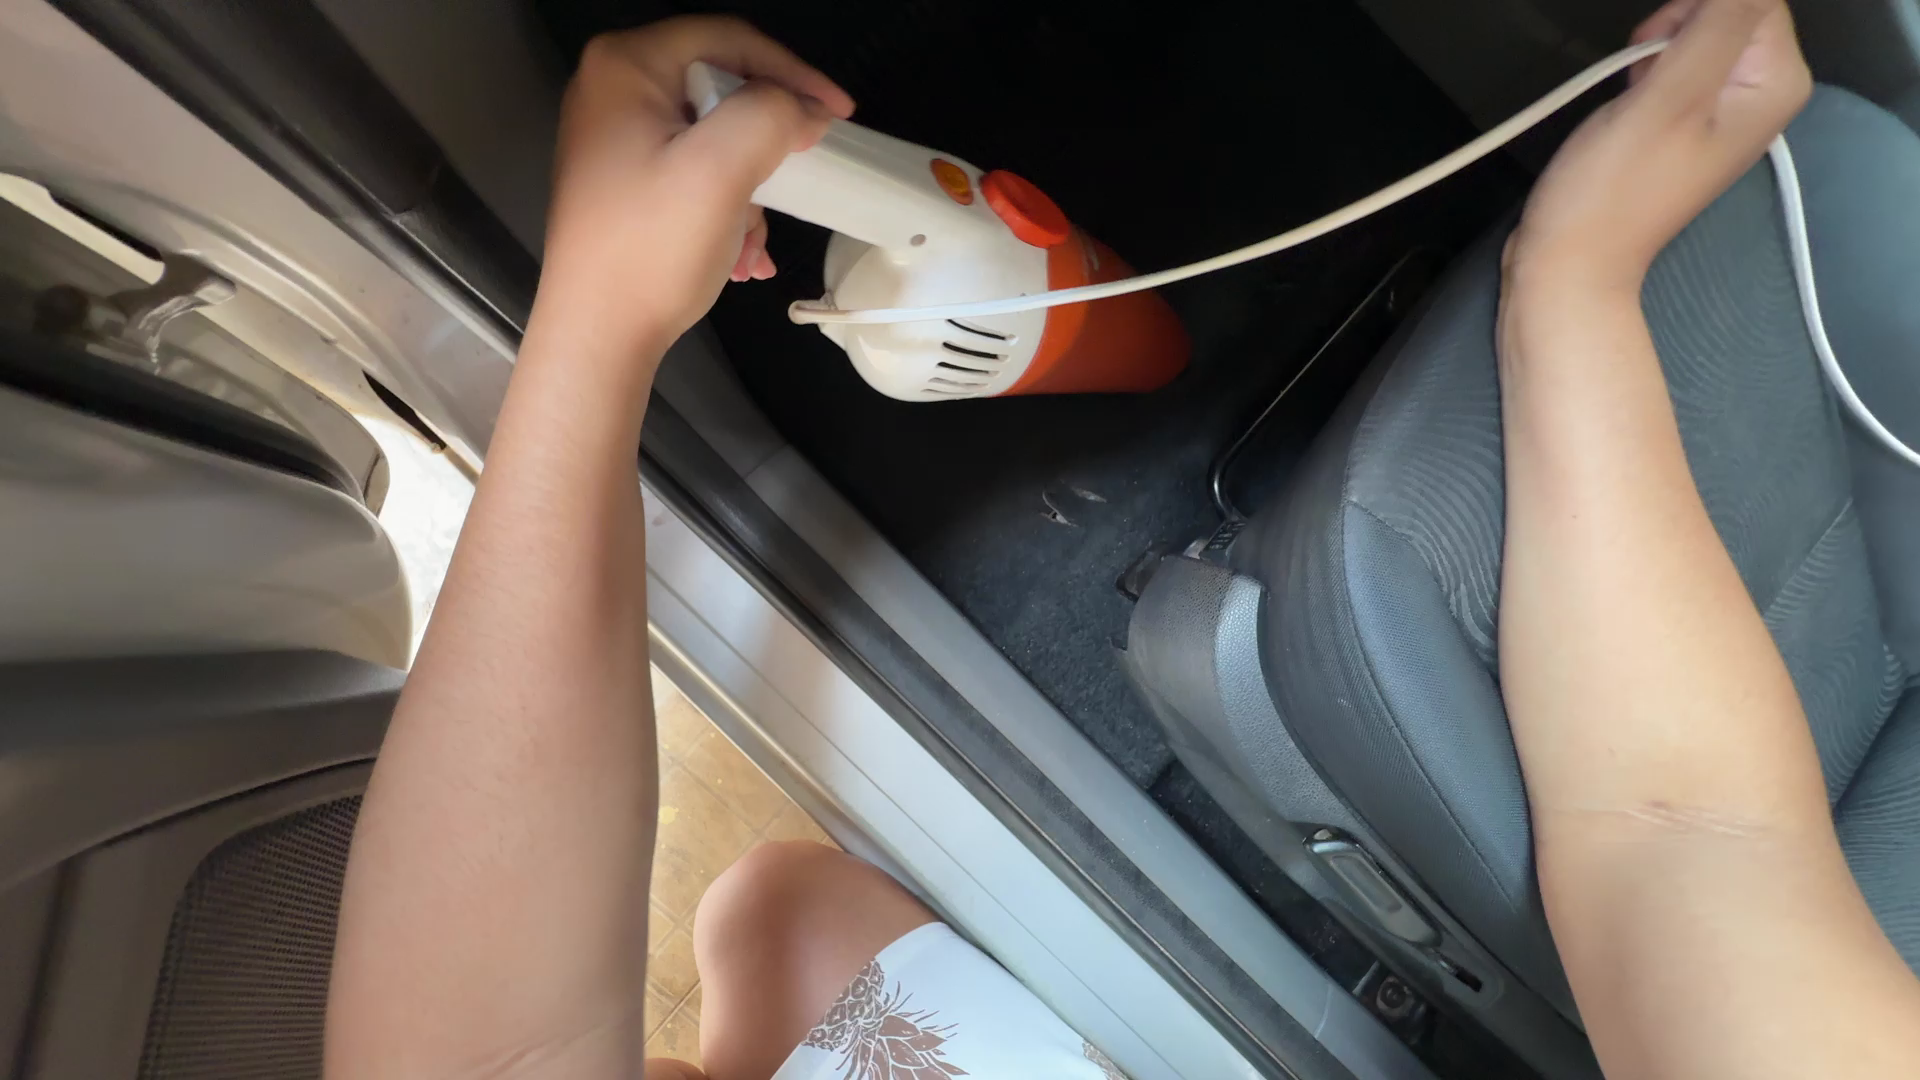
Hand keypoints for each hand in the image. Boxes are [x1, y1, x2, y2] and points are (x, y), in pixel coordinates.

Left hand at [534, 17, 853, 360]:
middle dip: (767, 154)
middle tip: (796, 191)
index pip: (730, 40)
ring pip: (716, 148)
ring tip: (756, 252)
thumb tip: (803, 108)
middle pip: (723, 96)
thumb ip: (770, 118)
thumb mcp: (721, 172)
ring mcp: (619, 144)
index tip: (840, 115)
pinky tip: (740, 261)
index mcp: (628, 67)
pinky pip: (697, 183)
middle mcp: (616, 93)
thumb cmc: (653, 249)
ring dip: (751, 200)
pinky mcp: (628, 188)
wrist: (601, 333)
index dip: (793, 72)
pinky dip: (728, 218)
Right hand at [1506, 0, 1810, 292]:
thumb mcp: (1664, 99)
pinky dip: (1639, 91)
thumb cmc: (1606, 194)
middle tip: (1625, 90)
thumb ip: (1715, 24)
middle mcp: (1758, 99)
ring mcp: (1716, 124)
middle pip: (1726, 21)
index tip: (1638, 61)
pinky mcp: (1675, 140)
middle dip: (1667, 41)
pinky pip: (1671, 85)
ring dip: (1646, 68)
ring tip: (1618, 112)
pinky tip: (1617, 121)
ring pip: (1692, 52)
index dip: (1688, 14)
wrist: (1565, 270)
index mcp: (1773, 85)